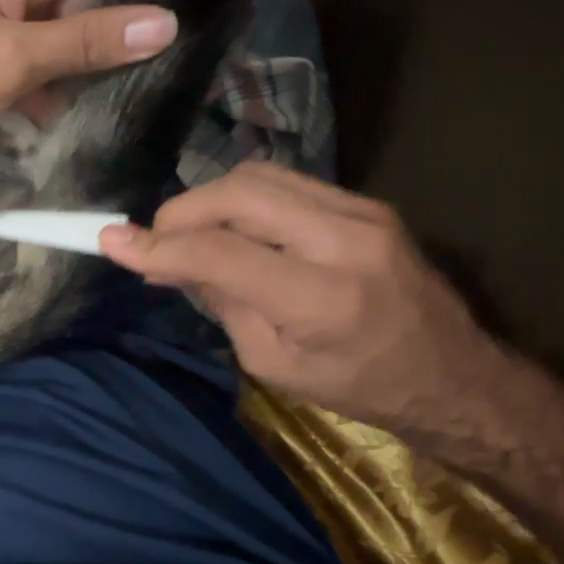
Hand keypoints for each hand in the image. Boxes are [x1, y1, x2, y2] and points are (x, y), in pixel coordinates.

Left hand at [0, 0, 179, 158]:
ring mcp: (3, 12)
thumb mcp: (14, 57)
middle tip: (173, 67)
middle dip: (118, 34)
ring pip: (65, 35)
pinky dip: (56, 88)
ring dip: (88, 68)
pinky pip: (40, 62)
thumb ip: (88, 42)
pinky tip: (91, 115)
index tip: (187, 19)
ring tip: (144, 93)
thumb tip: (166, 24)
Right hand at [99, 162, 511, 437]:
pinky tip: (229, 228)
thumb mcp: (274, 362)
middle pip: (238, 194)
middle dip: (180, 212)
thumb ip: (223, 302)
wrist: (453, 374)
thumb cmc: (358, 386)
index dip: (158, 244)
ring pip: (259, 177)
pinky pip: (285, 184)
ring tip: (187, 234)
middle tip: (153, 240)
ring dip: (209, 200)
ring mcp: (362, 212)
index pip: (220, 252)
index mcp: (321, 299)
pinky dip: (241, 200)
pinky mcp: (365, 203)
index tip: (110, 241)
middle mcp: (345, 240)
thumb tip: (171, 262)